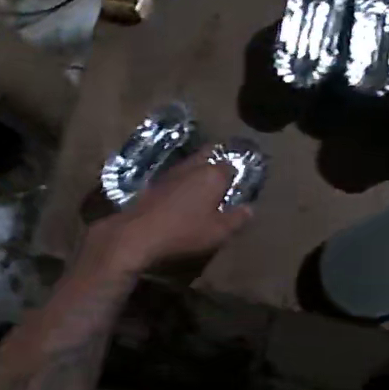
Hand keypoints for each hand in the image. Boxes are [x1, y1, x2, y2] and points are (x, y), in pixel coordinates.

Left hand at [83, 152, 253, 273]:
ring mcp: (172, 171)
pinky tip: (182, 195)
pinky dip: (182, 181)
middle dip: (216, 164)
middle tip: (221, 181)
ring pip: (191, 164)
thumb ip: (237, 219)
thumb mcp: (218, 232)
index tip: (237, 186)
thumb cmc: (184, 232)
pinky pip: (176, 175)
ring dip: (198, 171)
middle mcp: (193, 166)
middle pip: (209, 156)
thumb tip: (250, 208)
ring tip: (202, 187)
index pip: (232, 165)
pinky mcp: (155, 181)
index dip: (236, 176)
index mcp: (213, 174)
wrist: (139, 233)